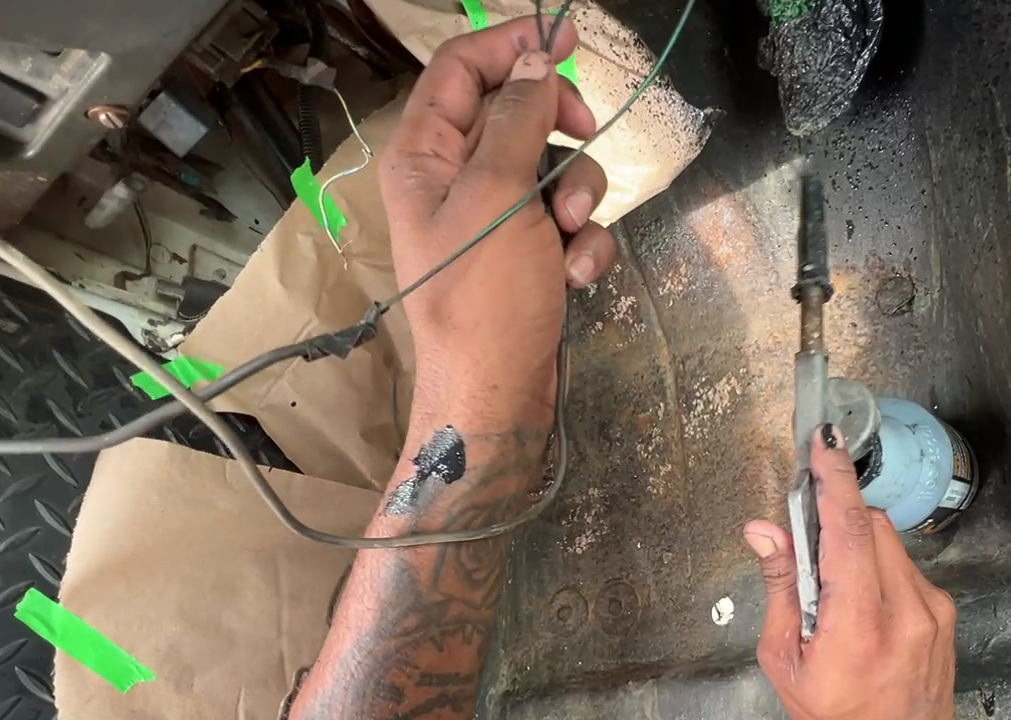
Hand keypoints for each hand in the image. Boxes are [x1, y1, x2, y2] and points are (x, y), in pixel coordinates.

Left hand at [380, 21, 616, 424]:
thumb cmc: (484, 297)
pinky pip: (569, 227)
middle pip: (518, 117)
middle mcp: (458, 182)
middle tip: (585, 134)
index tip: (567, 35)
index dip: (512, 44)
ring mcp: (498, 224)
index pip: (463, 70)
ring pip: (555, 174)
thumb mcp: (497, 196)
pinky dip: (582, 248)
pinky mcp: (532, 260)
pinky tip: (577, 278)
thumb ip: (517, 120)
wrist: (499, 392)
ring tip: (568, 238)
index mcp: (426, 156)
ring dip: (578, 199)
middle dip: (559, 131)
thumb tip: (536, 63)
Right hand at [745, 428, 962, 719]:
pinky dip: (874, 562)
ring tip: (833, 582)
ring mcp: (933, 606)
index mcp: (858, 626)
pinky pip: (902, 561)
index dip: (834, 482)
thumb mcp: (784, 661)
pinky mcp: (943, 607)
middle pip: (872, 524)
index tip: (821, 442)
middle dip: (837, 512)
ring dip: (854, 538)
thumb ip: (779, 588)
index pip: (850, 533)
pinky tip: (860, 599)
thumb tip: (763, 529)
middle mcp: (906, 609)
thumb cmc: (835, 717)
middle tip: (807, 530)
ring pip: (889, 538)